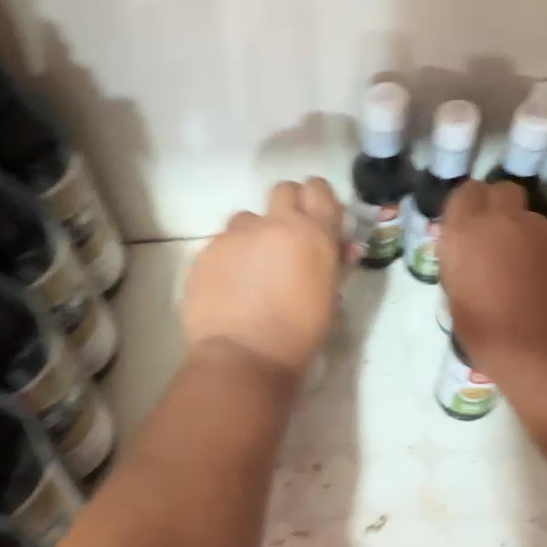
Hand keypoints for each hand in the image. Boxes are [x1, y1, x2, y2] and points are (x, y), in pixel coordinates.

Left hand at [182, 178, 343, 378]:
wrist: (243, 357)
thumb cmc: (298, 336)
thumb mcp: (328, 300)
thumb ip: (333, 265)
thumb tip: (341, 248)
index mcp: (313, 235)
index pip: (318, 189)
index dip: (316, 200)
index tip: (315, 218)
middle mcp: (274, 225)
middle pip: (282, 191)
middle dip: (286, 208)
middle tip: (286, 239)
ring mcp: (236, 236)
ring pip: (246, 218)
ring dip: (253, 235)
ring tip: (252, 270)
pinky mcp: (206, 252)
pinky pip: (221, 244)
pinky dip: (228, 259)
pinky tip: (229, 289)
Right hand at [439, 181, 546, 380]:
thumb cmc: (492, 338)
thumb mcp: (458, 303)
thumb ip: (462, 269)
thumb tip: (470, 261)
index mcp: (466, 233)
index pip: (464, 193)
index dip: (466, 209)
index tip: (466, 232)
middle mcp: (504, 220)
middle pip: (501, 191)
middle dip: (497, 207)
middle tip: (495, 242)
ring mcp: (543, 228)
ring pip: (528, 218)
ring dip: (523, 235)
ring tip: (525, 275)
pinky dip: (546, 253)